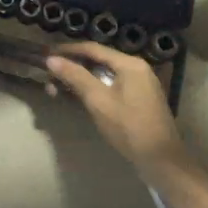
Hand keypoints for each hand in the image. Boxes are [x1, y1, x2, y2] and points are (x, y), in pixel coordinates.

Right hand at [46, 41, 190, 180]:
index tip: (46, 54)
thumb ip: (75, 77)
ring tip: (57, 89)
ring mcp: (139, 84)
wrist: (161, 159)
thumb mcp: (98, 100)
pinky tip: (77, 97)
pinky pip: (111, 85)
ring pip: (103, 74)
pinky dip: (93, 88)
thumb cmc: (129, 127)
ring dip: (80, 79)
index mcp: (129, 64)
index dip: (67, 50)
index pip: (92, 48)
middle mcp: (136, 68)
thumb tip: (51, 59)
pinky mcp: (138, 98)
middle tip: (49, 76)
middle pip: (98, 60)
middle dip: (72, 67)